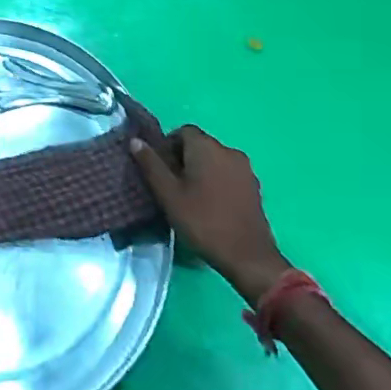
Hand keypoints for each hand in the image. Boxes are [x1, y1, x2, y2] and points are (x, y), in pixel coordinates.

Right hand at [131, 126, 291, 305]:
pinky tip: (212, 205)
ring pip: (215, 160)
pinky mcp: (254, 187)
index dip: (168, 147)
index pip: (182, 132)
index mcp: (206, 147)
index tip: (162, 171)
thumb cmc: (202, 222)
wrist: (248, 257)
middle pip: (199, 145)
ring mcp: (245, 169)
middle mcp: (228, 150)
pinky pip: (229, 174)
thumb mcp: (168, 194)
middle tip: (173, 187)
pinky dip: (217, 182)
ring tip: (192, 198)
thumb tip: (136, 141)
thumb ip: (151, 165)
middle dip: (183, 159)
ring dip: (201, 171)